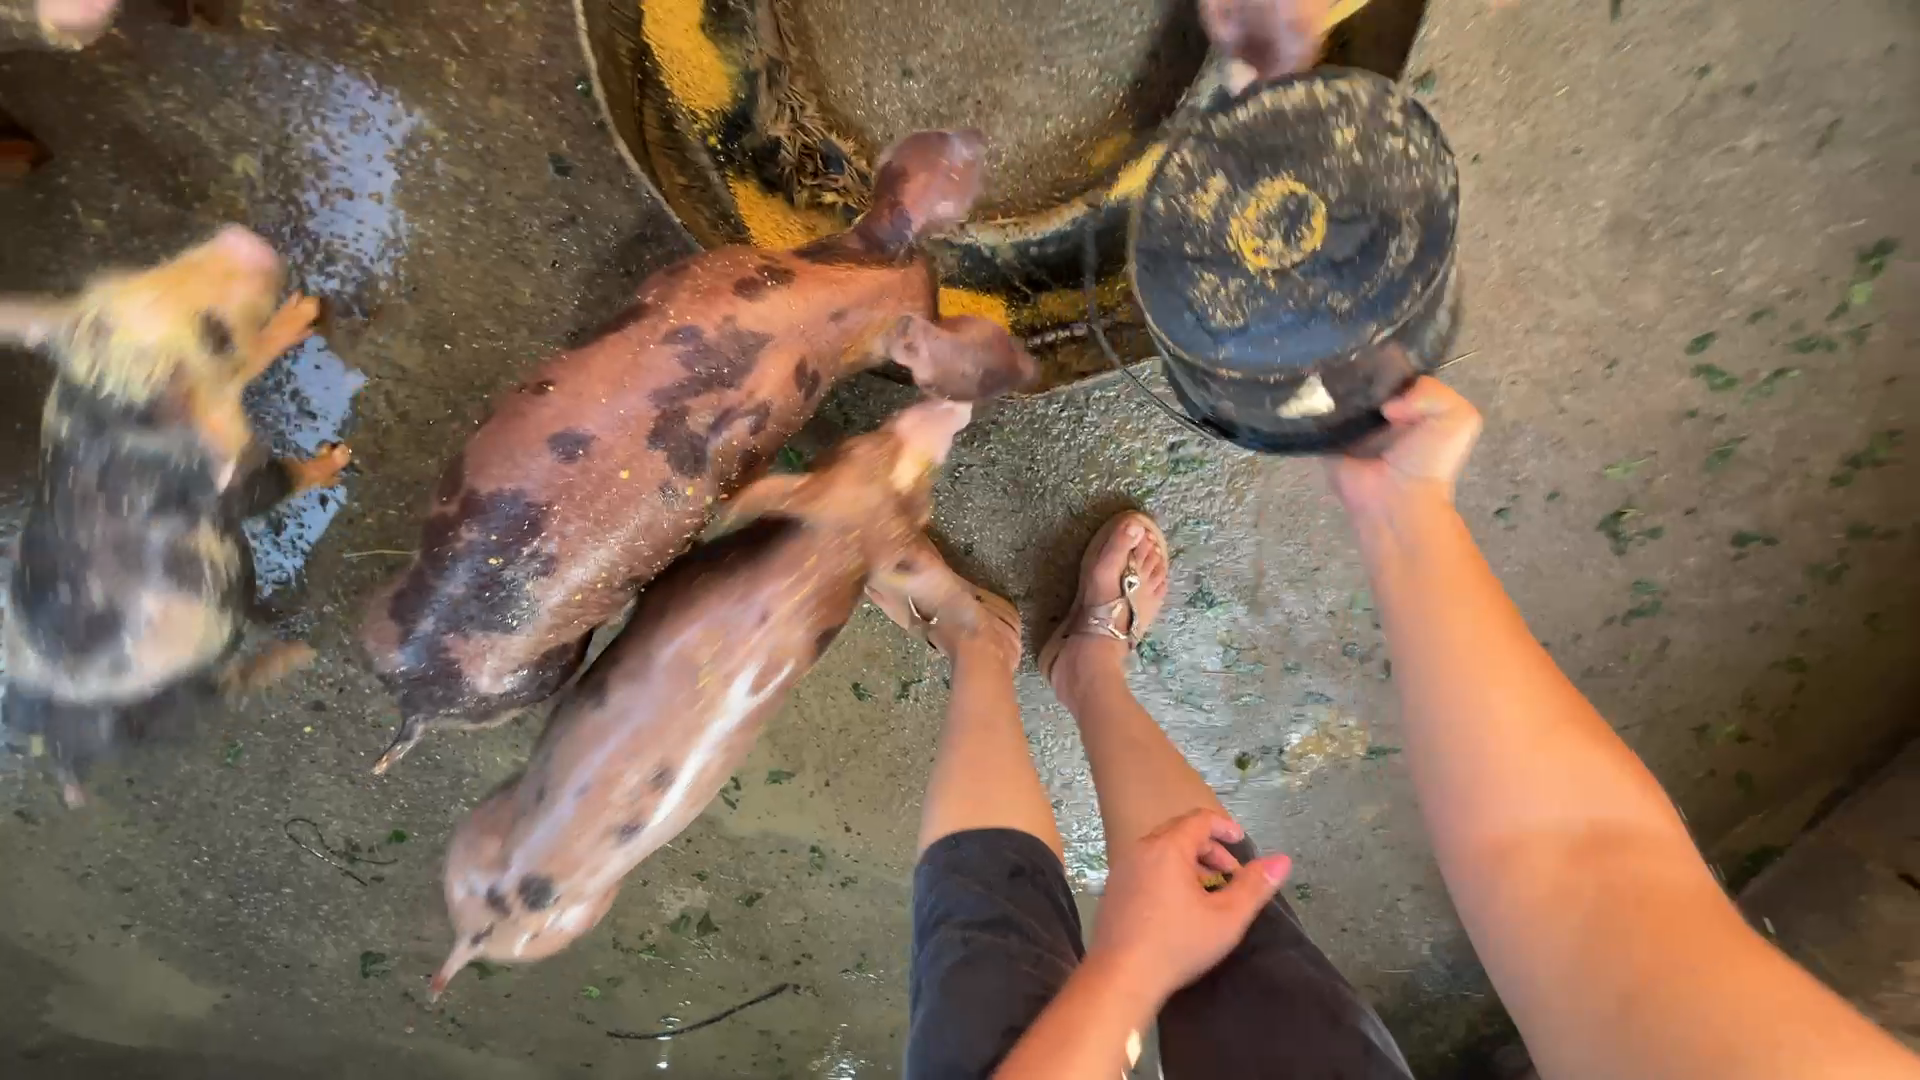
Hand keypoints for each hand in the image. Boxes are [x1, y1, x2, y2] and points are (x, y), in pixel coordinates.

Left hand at [1090, 810, 1290, 1001]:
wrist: (1122, 973)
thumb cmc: (1178, 943)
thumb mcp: (1226, 918)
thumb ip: (1255, 886)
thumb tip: (1282, 860)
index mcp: (1168, 847)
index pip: (1199, 820)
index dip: (1224, 826)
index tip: (1241, 841)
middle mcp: (1142, 848)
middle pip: (1180, 831)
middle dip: (1209, 846)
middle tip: (1230, 873)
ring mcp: (1124, 866)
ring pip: (1162, 848)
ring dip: (1189, 859)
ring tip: (1209, 889)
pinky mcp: (1115, 885)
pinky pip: (1146, 864)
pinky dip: (1169, 870)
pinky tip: (1180, 902)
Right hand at [1326, 376, 1482, 514]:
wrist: (1397, 497)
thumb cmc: (1429, 459)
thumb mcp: (1458, 417)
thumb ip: (1431, 391)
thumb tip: (1385, 404)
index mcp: (1409, 405)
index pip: (1392, 375)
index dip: (1386, 364)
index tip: (1376, 360)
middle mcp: (1377, 414)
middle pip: (1362, 382)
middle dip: (1356, 374)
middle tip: (1350, 369)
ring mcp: (1349, 428)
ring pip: (1337, 398)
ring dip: (1332, 391)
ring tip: (1329, 382)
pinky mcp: (1325, 441)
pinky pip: (1316, 419)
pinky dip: (1313, 410)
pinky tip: (1314, 401)